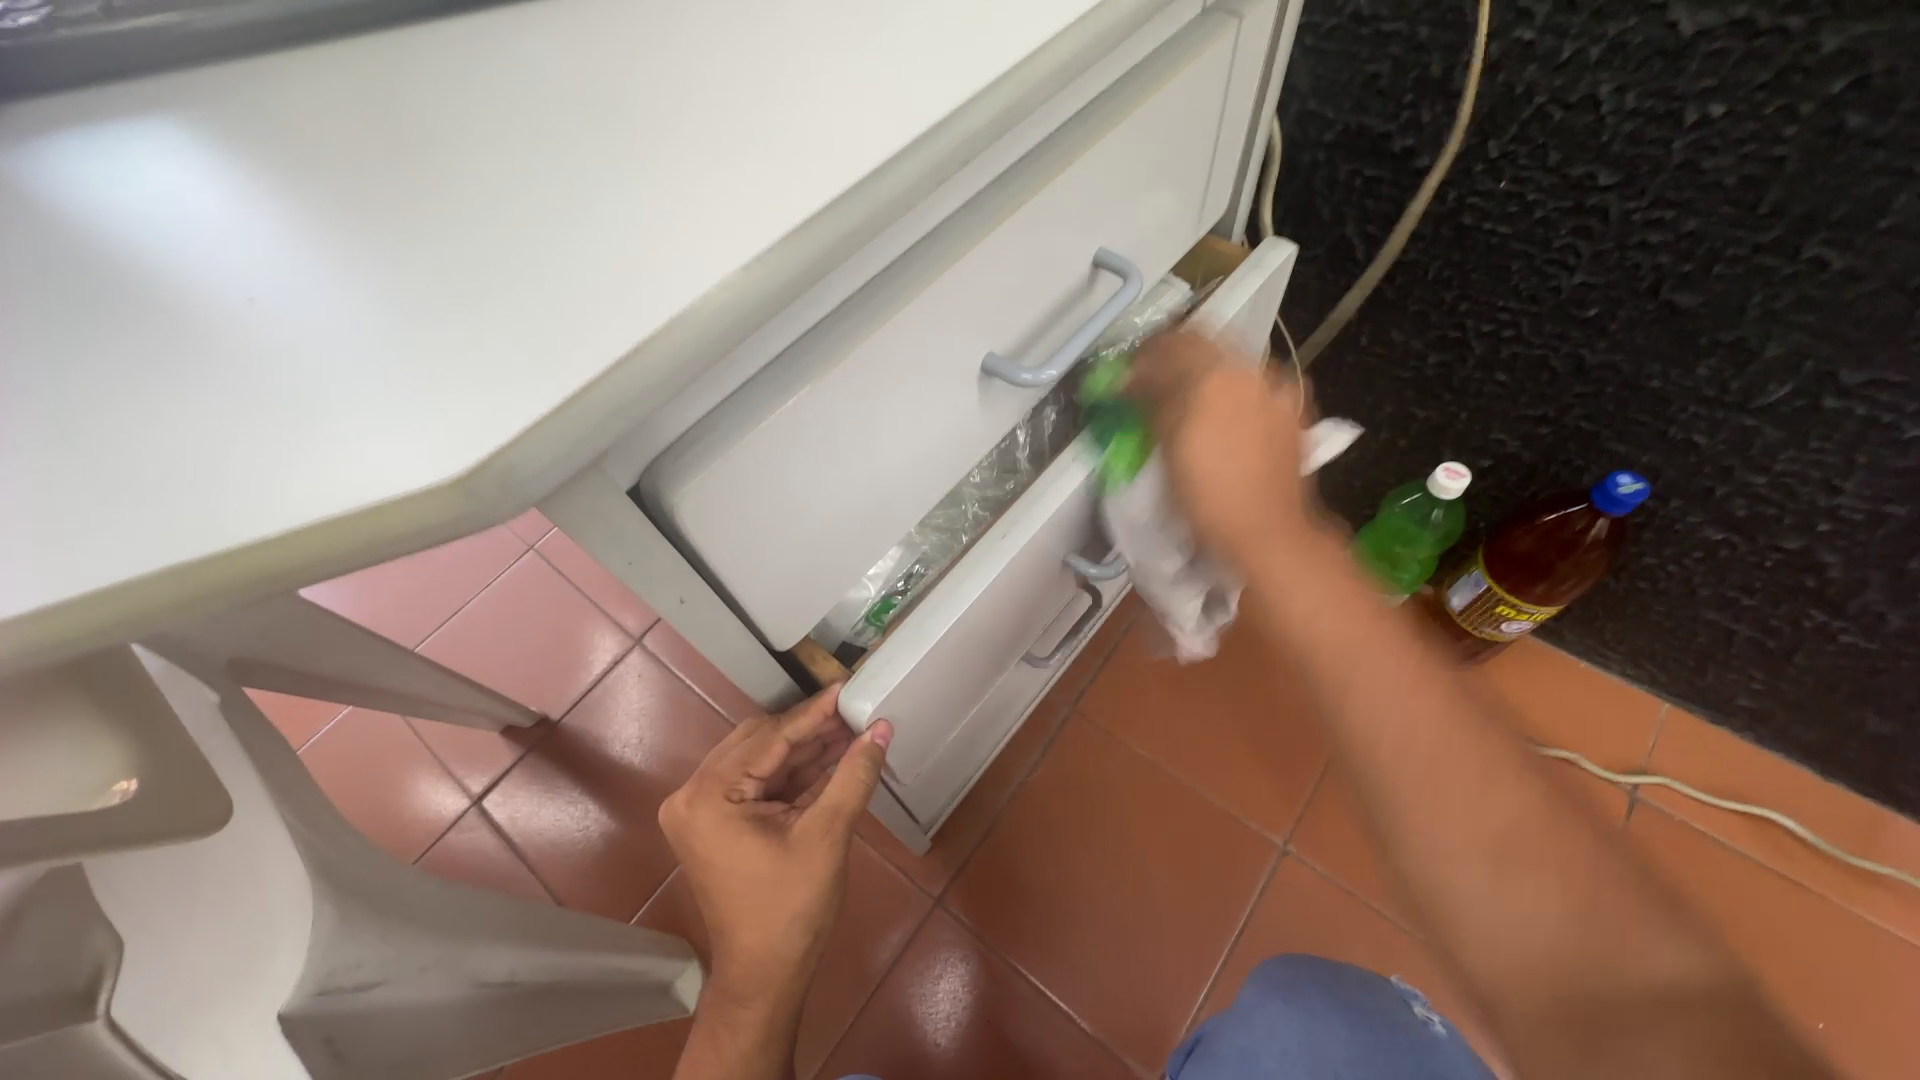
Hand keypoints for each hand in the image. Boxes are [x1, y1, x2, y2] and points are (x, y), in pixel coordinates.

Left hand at [659, 686, 892, 1006]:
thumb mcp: (827, 834)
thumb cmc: (792, 908)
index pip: (769, 738)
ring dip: (804, 751)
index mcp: (708, 795)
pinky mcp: (716, 824)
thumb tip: (882, 729)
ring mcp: (702, 811)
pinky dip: (793, 775)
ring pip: (760, 761)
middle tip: (854, 713)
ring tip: (851, 733)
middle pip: (759, 743)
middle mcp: (693, 795)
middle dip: (810, 730)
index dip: (814, 714)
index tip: (847, 689)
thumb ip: (854, 775)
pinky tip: (831, 760)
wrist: (766, 975)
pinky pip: (757, 784)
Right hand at [1127, 331, 1317, 564]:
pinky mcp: (1293, 412)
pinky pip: (1256, 388)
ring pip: (1232, 367)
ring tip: (1186, 403)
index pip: (1172, 344)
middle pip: (1206, 348)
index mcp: (1216, 372)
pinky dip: (1232, 394)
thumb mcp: (1167, 446)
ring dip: (1205, 377)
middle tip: (1151, 385)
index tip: (1125, 375)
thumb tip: (1128, 382)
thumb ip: (1150, 402)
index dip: (1143, 357)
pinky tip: (1221, 418)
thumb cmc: (1208, 494)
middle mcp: (1252, 370)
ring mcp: (1278, 390)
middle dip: (1175, 362)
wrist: (1268, 532)